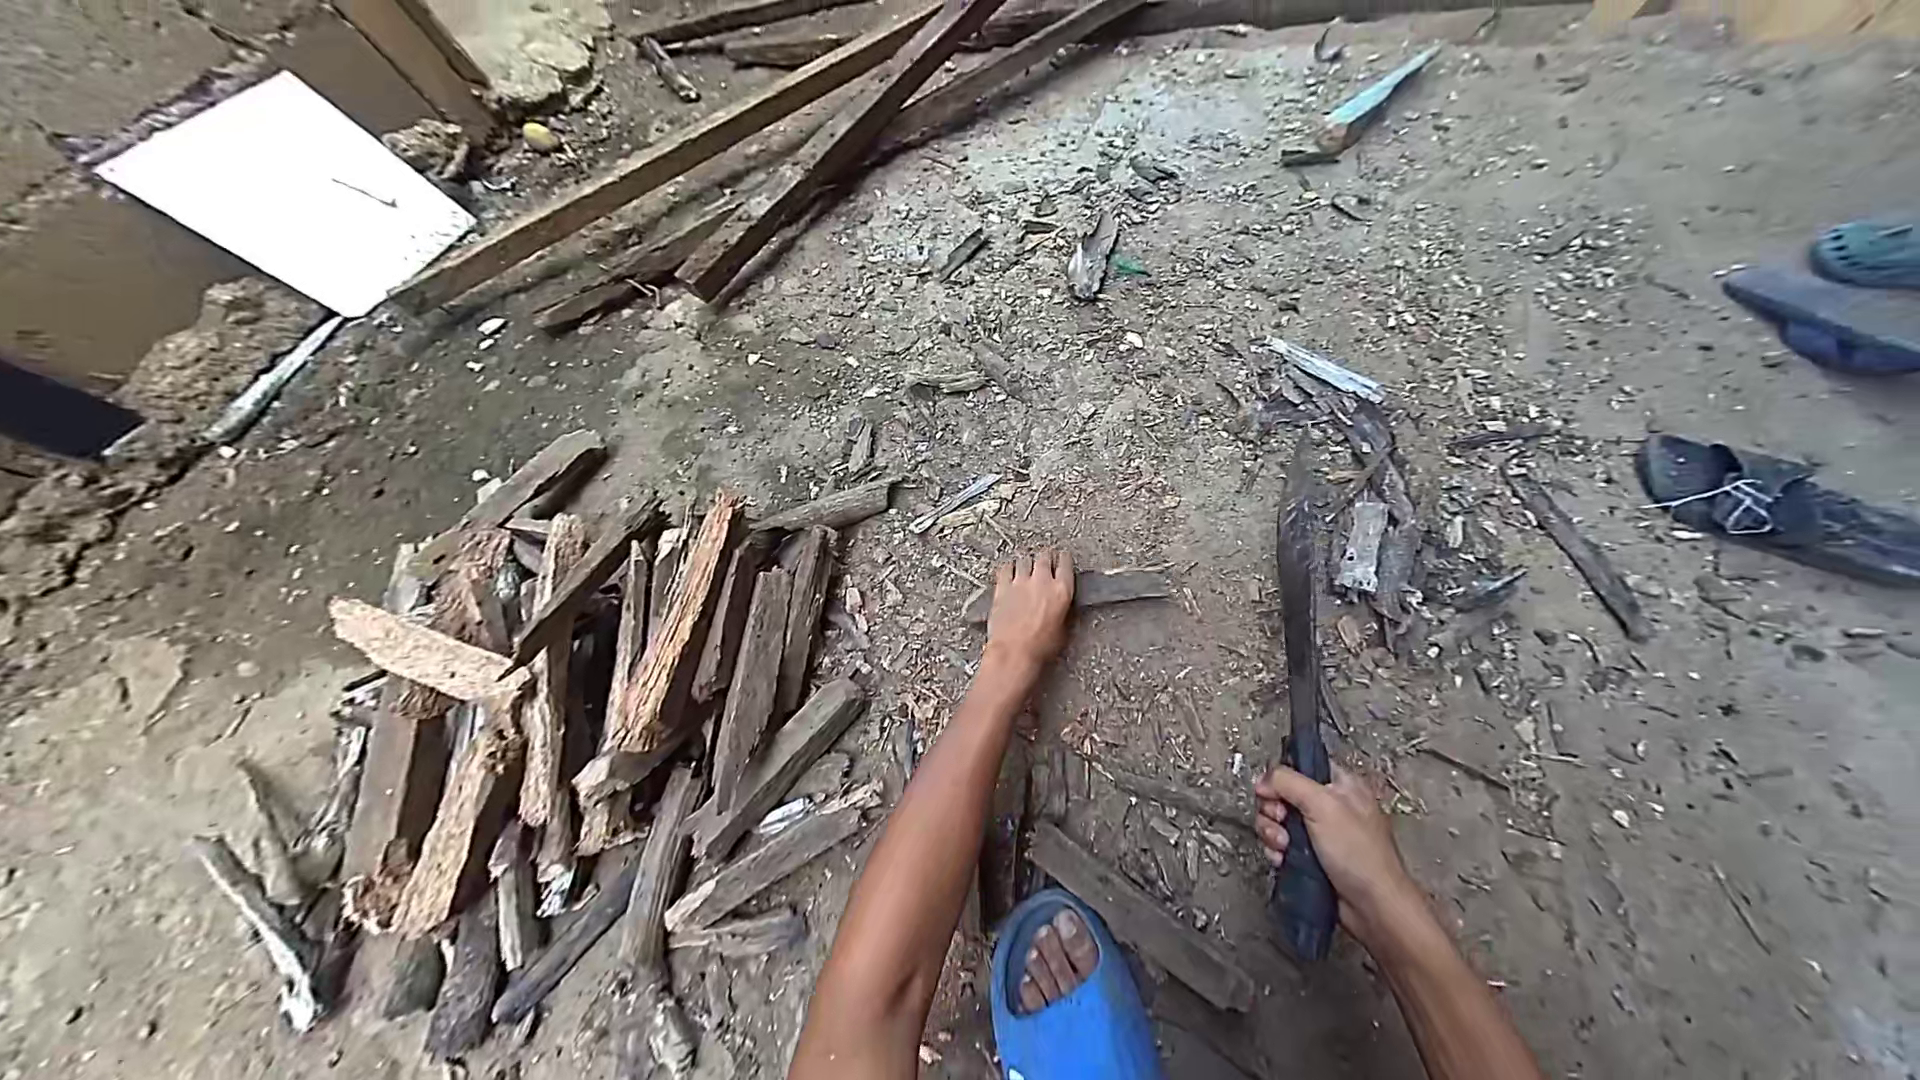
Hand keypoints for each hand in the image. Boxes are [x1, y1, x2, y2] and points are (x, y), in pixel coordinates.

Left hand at [983, 550, 1075, 675]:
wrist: (1014, 652)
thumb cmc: (1039, 647)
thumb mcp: (1063, 629)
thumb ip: (1064, 610)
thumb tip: (1062, 605)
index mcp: (1061, 591)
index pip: (1066, 564)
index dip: (1064, 559)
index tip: (1063, 558)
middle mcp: (1042, 581)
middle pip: (1044, 556)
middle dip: (1046, 557)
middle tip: (1045, 559)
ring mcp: (1020, 582)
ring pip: (1024, 559)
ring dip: (1027, 562)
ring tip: (1026, 566)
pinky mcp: (1002, 587)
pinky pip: (1005, 568)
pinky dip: (1008, 568)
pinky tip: (1009, 570)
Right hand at [1254, 764, 1424, 948]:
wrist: (1373, 909)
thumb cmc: (1362, 858)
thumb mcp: (1323, 805)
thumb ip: (1288, 781)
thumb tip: (1265, 780)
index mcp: (1341, 785)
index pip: (1300, 765)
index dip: (1280, 777)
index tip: (1272, 791)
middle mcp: (1330, 806)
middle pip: (1281, 793)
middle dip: (1273, 809)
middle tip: (1282, 821)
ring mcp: (1319, 831)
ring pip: (1277, 819)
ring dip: (1272, 832)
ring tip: (1284, 845)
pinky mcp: (1310, 854)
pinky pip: (1279, 843)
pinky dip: (1275, 850)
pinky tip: (1284, 858)